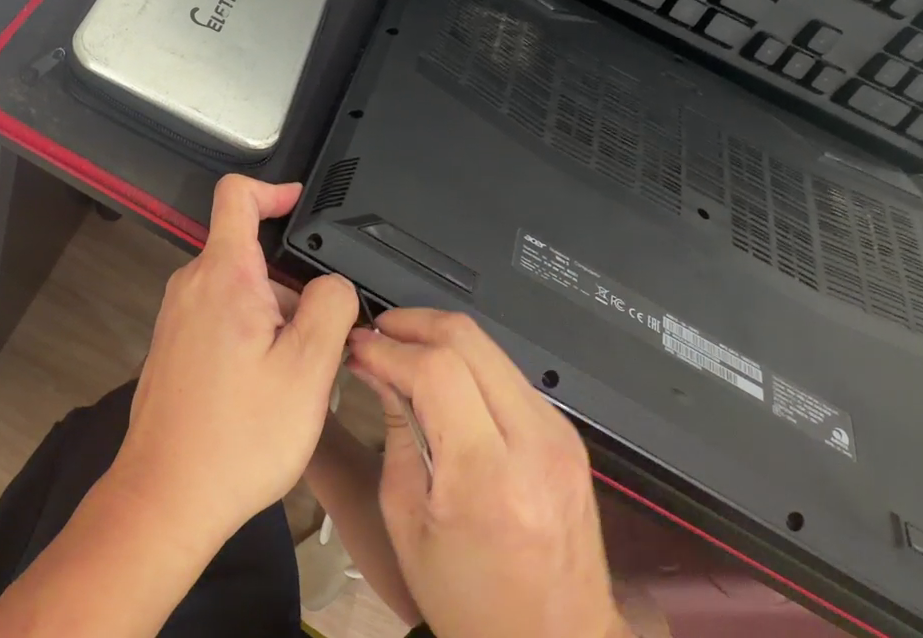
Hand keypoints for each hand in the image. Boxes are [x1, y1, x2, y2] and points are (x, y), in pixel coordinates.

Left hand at [109, 175, 360, 549]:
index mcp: (222, 275)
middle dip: (292, 287)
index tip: (300, 204)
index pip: (237, 196)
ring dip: (276, 320)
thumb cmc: (238, 437)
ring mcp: (177, 318)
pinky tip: (266, 393)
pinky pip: (221, 320)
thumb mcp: (308, 369)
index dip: (273, 189)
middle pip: (250, 255)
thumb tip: (332, 282)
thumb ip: (330, 307)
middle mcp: (191, 286)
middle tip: (321, 344)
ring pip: (239, 292)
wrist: (167, 495)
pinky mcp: (174, 347)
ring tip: (295, 381)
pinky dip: (252, 339)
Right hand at [348, 309, 630, 637]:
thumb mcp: (406, 519)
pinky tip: (438, 378)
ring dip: (439, 339)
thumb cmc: (467, 599)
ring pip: (491, 348)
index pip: (436, 370)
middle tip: (374, 333)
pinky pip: (508, 375)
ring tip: (399, 351)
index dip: (388, 348)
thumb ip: (395, 430)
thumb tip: (376, 368)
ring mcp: (560, 438)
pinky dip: (467, 363)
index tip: (355, 347)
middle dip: (412, 324)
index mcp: (488, 477)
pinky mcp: (568, 438)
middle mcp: (535, 446)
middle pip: (468, 341)